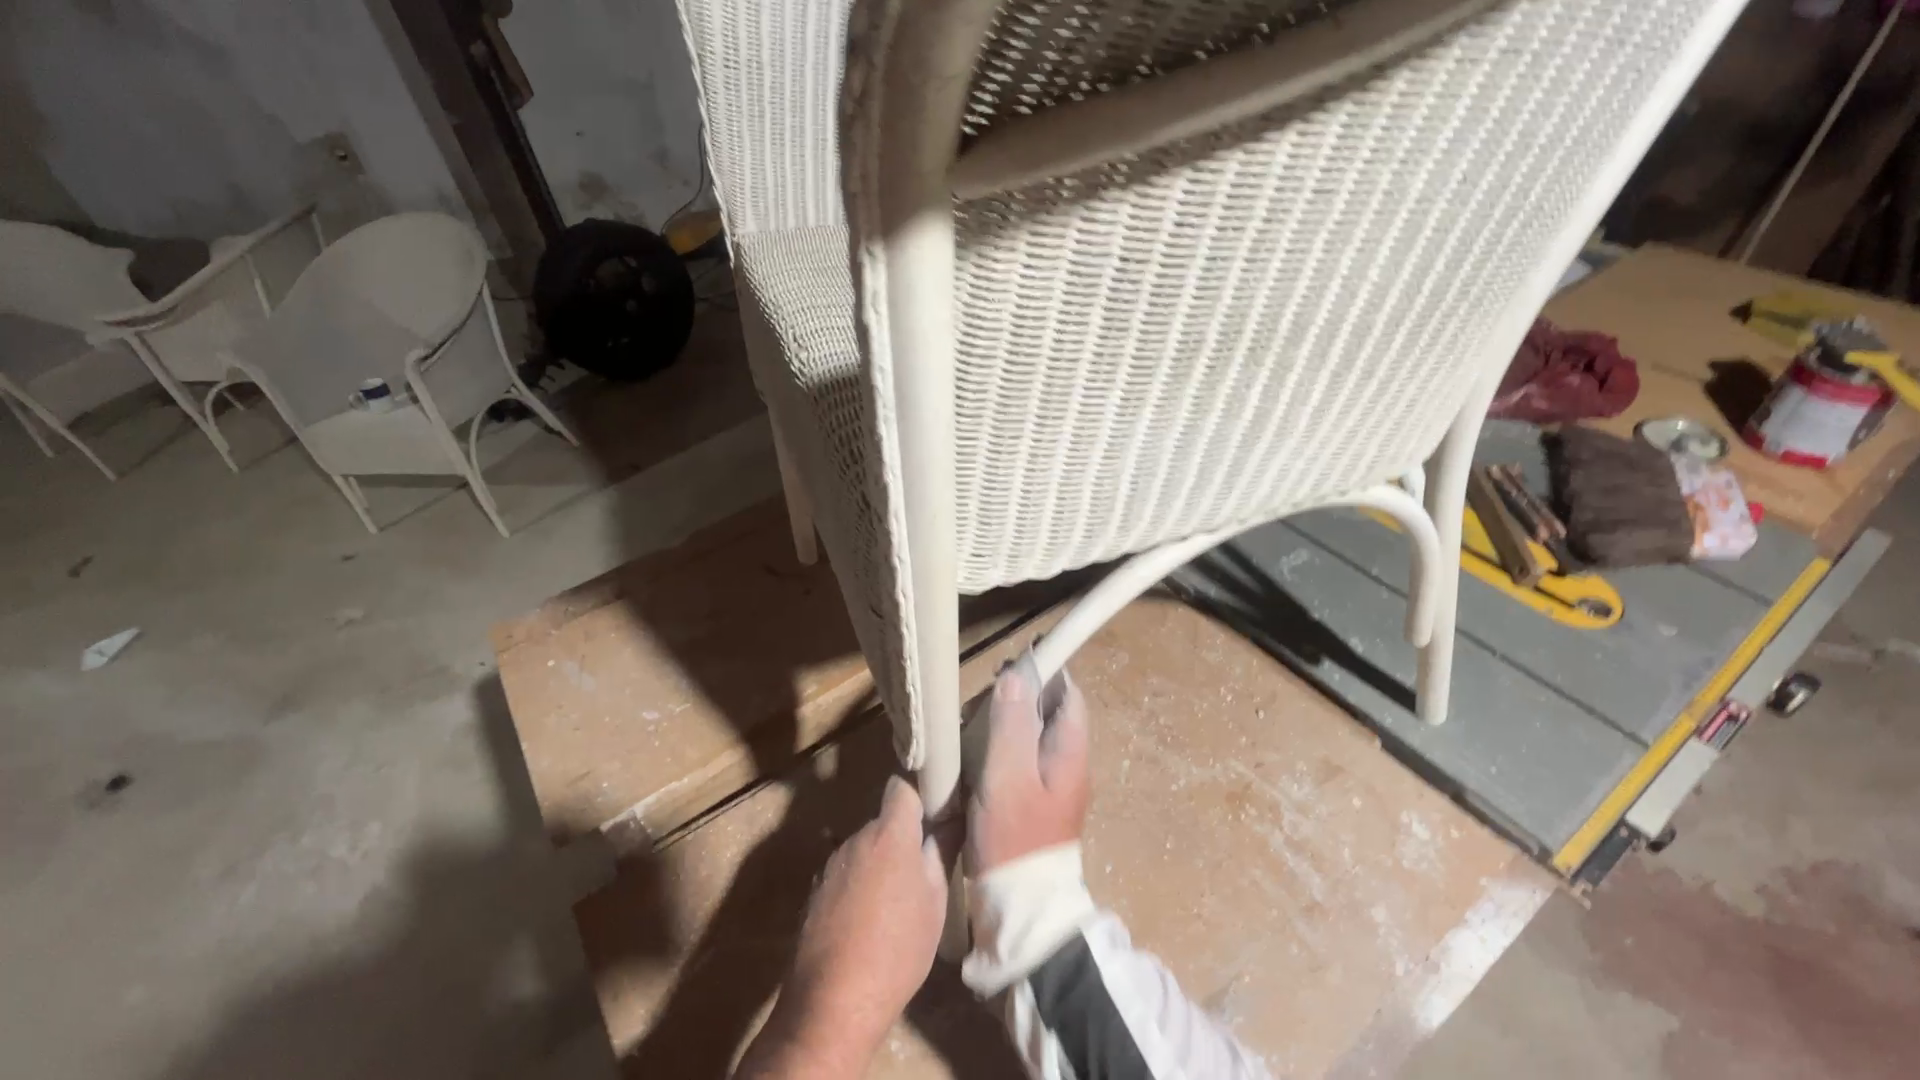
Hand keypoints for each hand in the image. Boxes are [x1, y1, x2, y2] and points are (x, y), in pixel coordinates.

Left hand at [770, 776, 947, 1063]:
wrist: (834, 1001)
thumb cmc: (898, 949)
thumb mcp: (934, 904)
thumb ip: (940, 855)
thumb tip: (951, 823)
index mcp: (888, 836)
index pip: (901, 789)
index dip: (919, 798)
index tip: (936, 817)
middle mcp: (855, 840)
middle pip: (883, 823)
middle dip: (902, 838)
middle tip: (924, 868)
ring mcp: (831, 866)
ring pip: (864, 850)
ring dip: (880, 864)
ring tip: (898, 902)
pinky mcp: (816, 892)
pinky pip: (847, 875)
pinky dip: (860, 886)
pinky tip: (870, 921)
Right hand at [969, 657, 1091, 873]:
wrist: (1019, 908)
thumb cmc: (1015, 837)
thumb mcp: (1008, 775)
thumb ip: (1012, 724)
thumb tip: (1016, 676)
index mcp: (1070, 754)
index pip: (1068, 697)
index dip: (1047, 673)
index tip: (1015, 659)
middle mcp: (1067, 767)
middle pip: (1050, 715)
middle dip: (1021, 696)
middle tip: (984, 691)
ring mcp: (1051, 789)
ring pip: (1032, 739)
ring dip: (1007, 723)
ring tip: (972, 719)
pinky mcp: (1032, 806)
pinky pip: (1019, 763)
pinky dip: (1000, 750)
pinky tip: (974, 755)